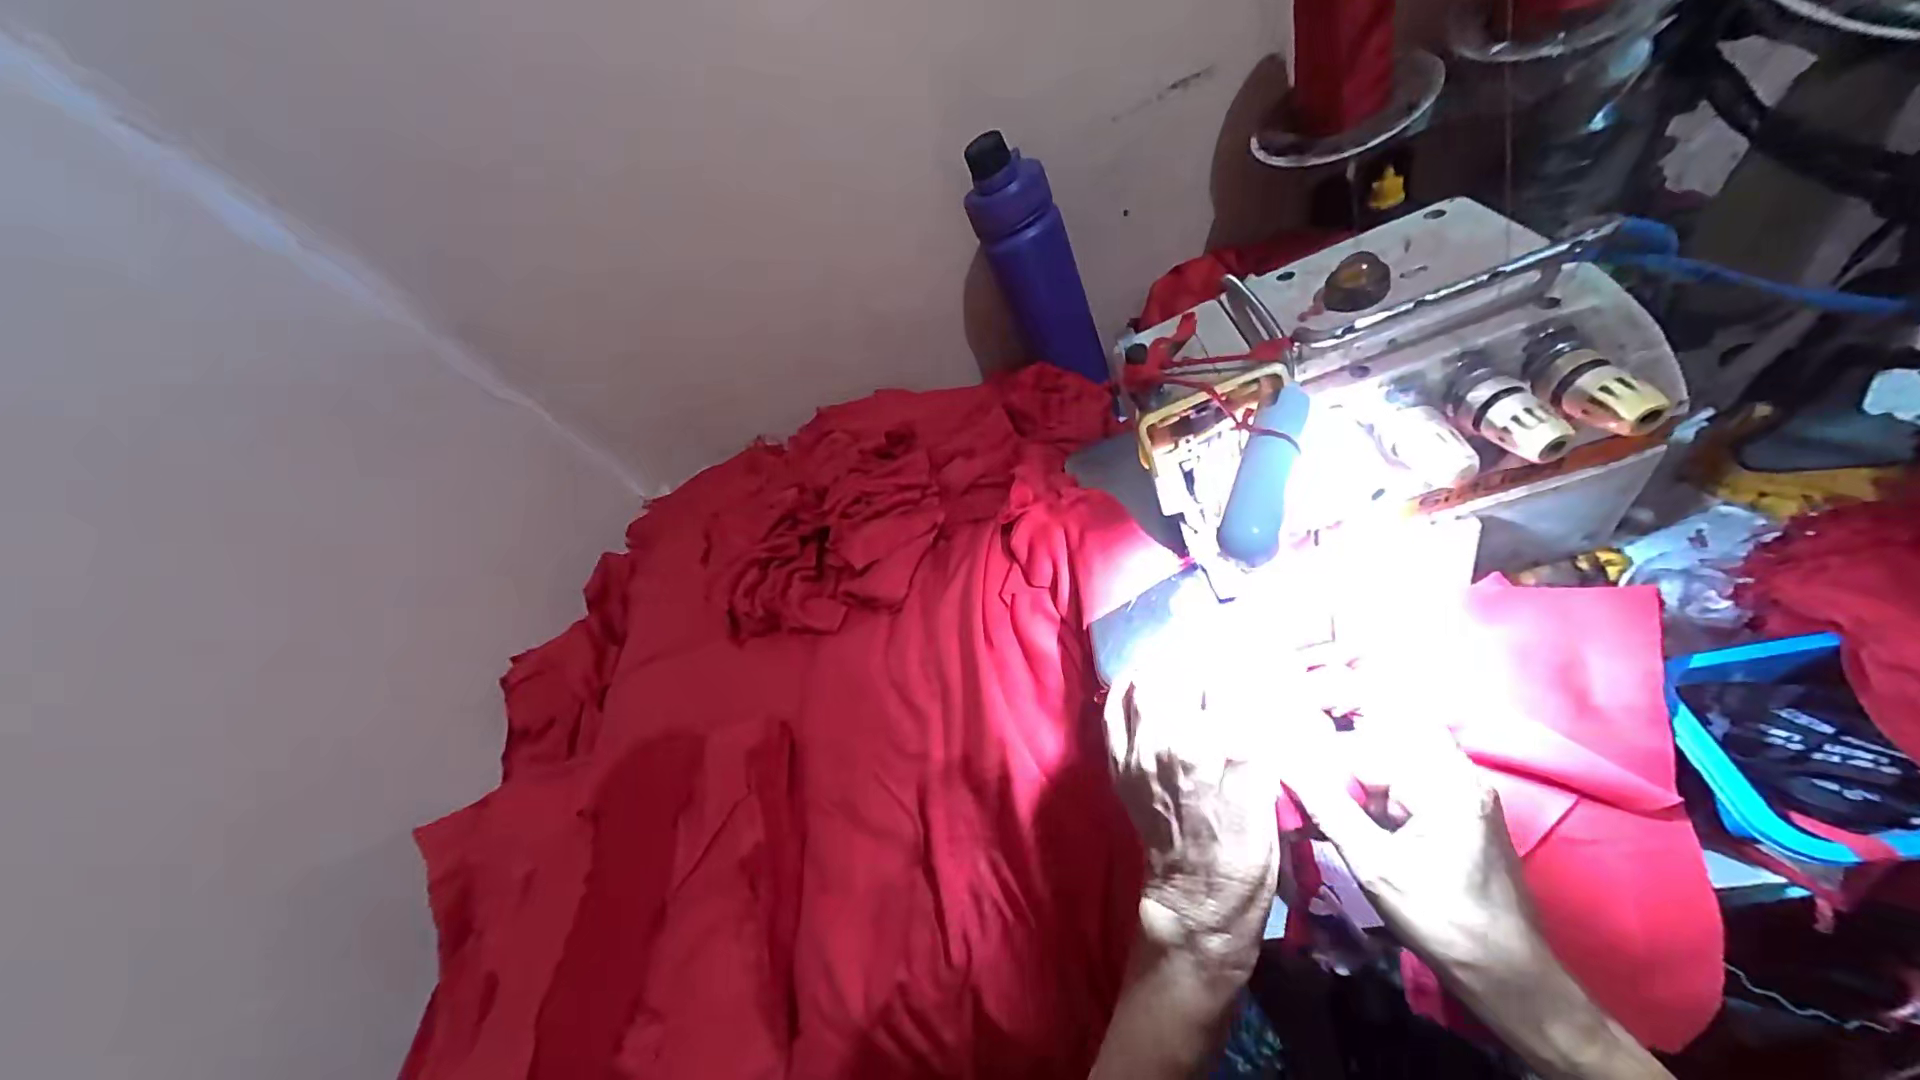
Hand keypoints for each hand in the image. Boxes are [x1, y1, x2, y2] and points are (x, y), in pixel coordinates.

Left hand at [1102, 656, 1280, 982]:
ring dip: (1160, 666)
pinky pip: (1114, 708)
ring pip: (1143, 682)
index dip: (1234, 663)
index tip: (1238, 657)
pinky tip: (1141, 681)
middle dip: (1193, 658)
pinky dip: (1126, 687)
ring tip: (1174, 664)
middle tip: (1203, 656)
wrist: (1197, 896)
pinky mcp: (1117, 762)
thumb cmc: (1248, 849)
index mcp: (1228, 748)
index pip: (1226, 679)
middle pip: (1179, 671)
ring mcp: (1140, 750)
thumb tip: (1246, 686)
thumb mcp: (1269, 786)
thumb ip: (1255, 730)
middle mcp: (1177, 741)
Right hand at [1273, 695, 1672, 1079]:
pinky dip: (1371, 785)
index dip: (1320, 755)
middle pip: (1384, 730)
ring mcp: (1460, 789)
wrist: (1509, 977)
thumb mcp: (1374, 864)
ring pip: (1392, 752)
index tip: (1285, 764)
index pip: (1363, 745)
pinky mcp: (1456, 808)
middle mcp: (1457, 773)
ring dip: (1353, 766)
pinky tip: (1349, 809)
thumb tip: (1282, 763)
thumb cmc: (1443, 920)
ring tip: (1318, 789)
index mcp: (1443, 781)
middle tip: (1297, 758)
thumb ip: (1326, 806)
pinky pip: (1404, 776)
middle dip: (1337, 738)